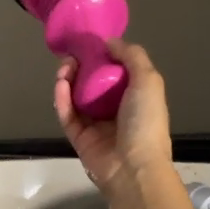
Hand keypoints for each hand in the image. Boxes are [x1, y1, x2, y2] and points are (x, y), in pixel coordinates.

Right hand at [54, 38, 172, 194]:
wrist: (132, 166)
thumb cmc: (145, 122)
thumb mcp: (148, 80)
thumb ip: (131, 56)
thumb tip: (110, 42)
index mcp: (135, 96)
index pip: (115, 72)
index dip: (103, 57)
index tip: (91, 44)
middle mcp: (115, 110)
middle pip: (93, 84)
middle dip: (82, 67)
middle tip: (73, 56)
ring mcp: (95, 125)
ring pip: (77, 98)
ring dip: (69, 80)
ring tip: (64, 66)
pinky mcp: (78, 138)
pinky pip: (67, 115)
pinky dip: (62, 99)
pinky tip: (60, 83)